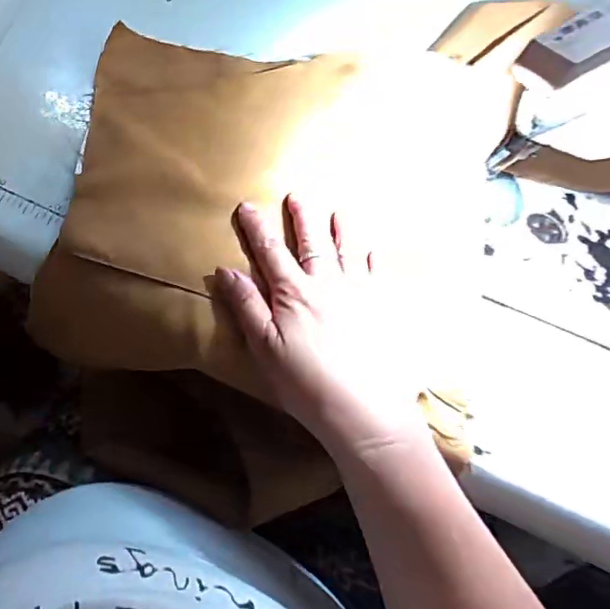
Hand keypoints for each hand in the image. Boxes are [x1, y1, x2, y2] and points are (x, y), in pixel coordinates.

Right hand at [213, 195, 430, 457]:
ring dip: (341, 230)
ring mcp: (360, 295)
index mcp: (294, 293)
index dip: (257, 228)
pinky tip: (373, 252)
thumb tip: (225, 270)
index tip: (247, 206)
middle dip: (302, 218)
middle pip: (312, 243)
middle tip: (297, 196)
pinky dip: (373, 259)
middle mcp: (327, 285)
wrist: (365, 412)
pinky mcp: (384, 311)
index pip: (270, 252)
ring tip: (338, 212)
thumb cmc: (304, 383)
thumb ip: (246, 305)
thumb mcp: (264, 346)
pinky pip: (379, 276)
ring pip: (348, 253)